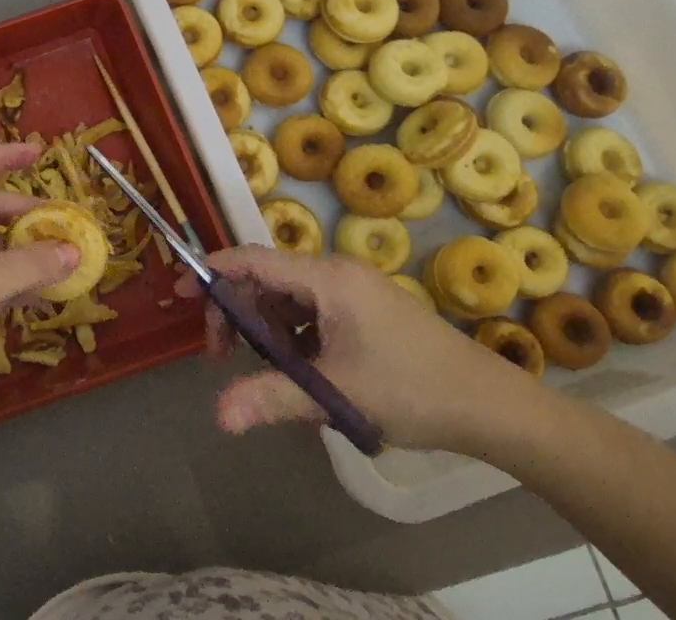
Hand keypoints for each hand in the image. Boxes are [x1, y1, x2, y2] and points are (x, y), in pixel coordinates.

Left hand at [0, 143, 78, 439]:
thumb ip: (28, 264)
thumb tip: (73, 250)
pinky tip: (55, 290)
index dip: (2, 157)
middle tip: (70, 223)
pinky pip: (0, 283)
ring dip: (32, 252)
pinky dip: (26, 283)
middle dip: (29, 215)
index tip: (39, 152)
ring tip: (72, 256)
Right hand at [177, 245, 540, 454]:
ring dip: (264, 331)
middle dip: (236, 314)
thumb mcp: (337, 395)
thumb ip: (272, 398)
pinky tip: (296, 373)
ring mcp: (354, 294)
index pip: (255, 260)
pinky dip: (291, 339)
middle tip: (219, 355)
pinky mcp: (365, 314)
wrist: (496, 409)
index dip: (213, 272)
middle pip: (266, 281)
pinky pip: (310, 315)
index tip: (179, 292)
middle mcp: (338, 276)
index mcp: (329, 280)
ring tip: (260, 371)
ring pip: (286, 301)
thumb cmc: (415, 391)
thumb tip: (218, 416)